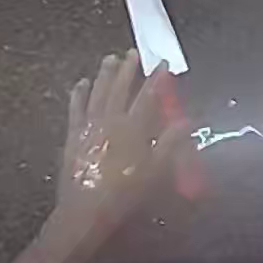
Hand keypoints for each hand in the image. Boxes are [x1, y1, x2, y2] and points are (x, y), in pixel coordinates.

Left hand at [46, 50, 189, 253]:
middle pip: (120, 88)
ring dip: (105, 74)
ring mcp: (90, 124)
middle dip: (128, 69)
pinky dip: (79, 93)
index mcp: (133, 127)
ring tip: (110, 59)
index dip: (157, 78)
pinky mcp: (73, 134)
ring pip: (98, 92)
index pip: (148, 96)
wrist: (85, 210)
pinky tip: (82, 82)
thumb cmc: (124, 192)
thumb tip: (189, 121)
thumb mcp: (155, 170)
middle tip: (133, 53)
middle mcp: (111, 119)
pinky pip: (76, 107)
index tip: (162, 63)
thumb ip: (170, 142)